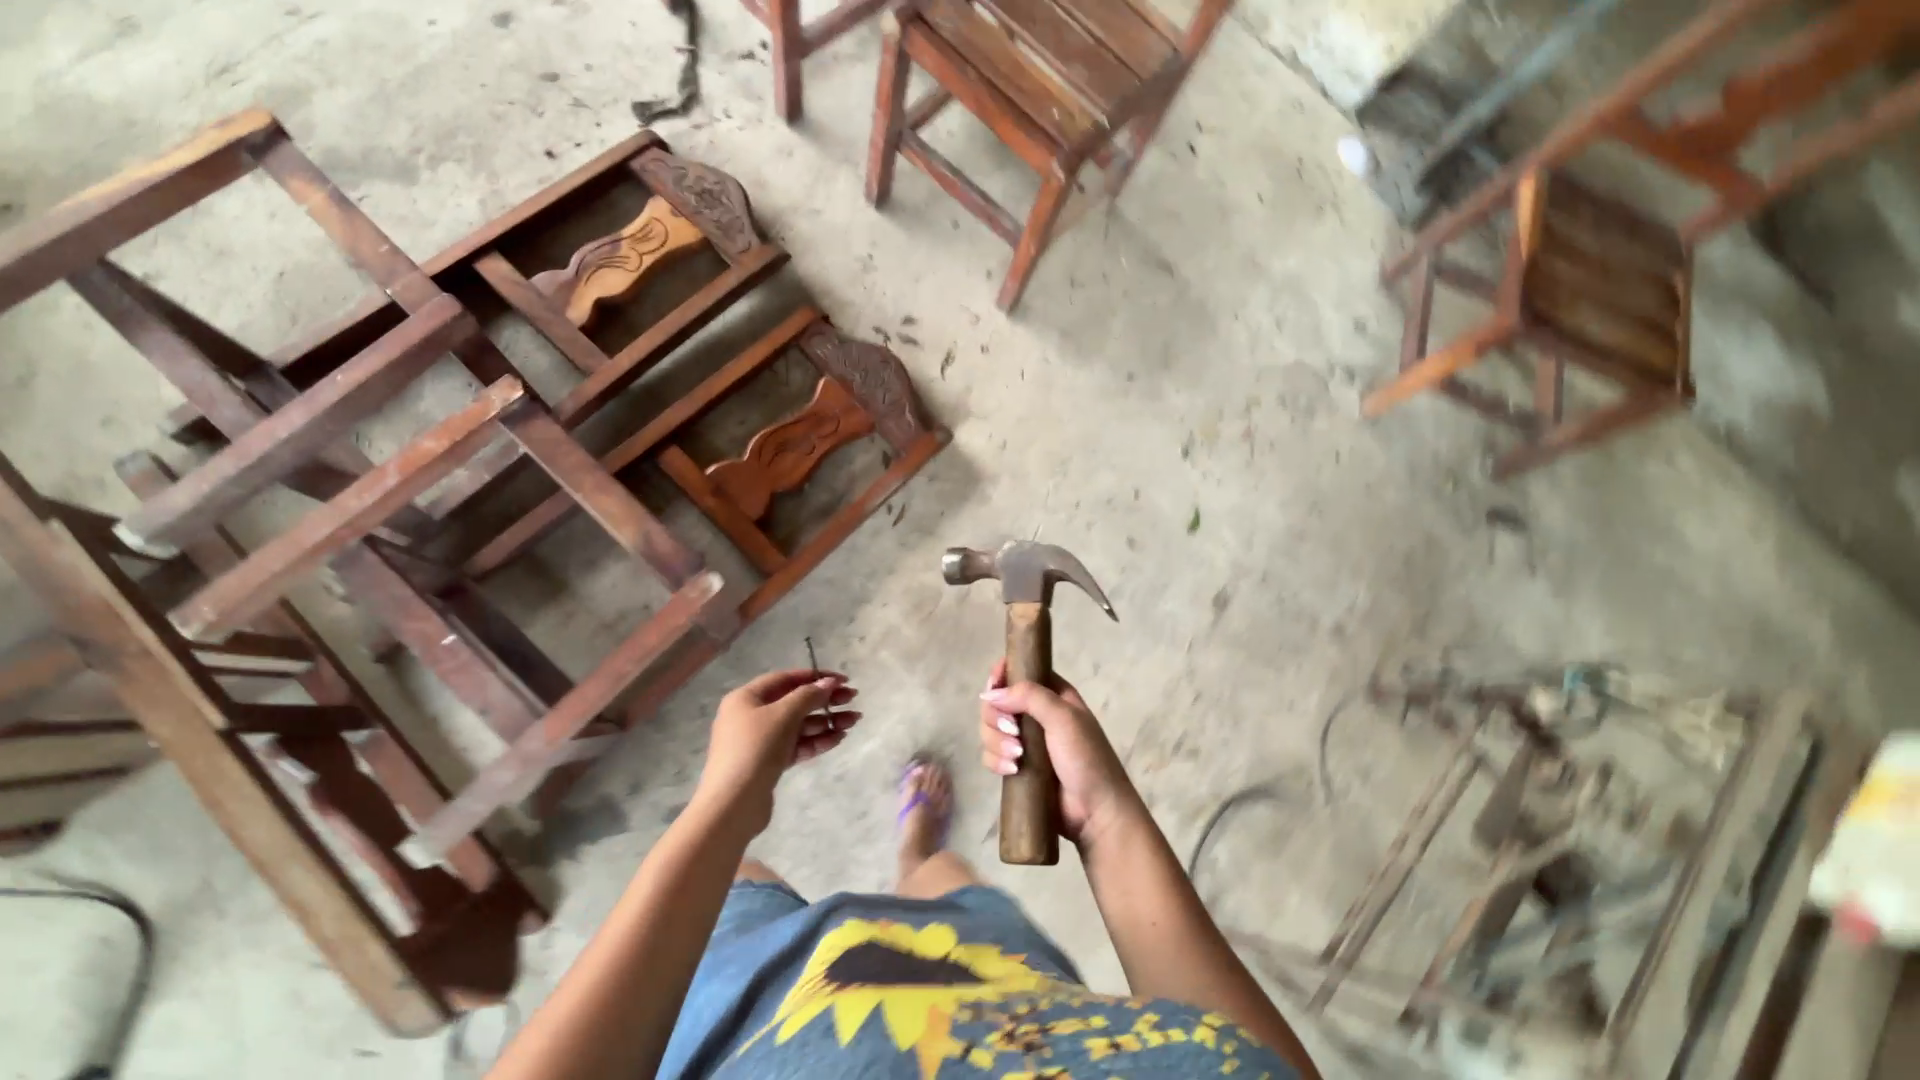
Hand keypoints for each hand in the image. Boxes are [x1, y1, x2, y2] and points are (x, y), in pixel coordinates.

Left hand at [696, 669, 860, 832]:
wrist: (733, 803)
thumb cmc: (755, 749)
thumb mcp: (783, 715)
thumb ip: (809, 696)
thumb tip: (829, 682)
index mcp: (746, 698)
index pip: (785, 679)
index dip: (815, 677)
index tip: (843, 680)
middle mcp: (750, 716)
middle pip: (793, 702)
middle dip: (824, 701)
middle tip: (853, 700)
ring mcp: (759, 741)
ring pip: (798, 726)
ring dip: (825, 722)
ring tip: (854, 722)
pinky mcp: (768, 763)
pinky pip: (795, 746)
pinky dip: (816, 741)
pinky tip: (838, 738)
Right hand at [977, 660, 1141, 847]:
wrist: (1095, 811)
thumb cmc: (1086, 758)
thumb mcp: (1064, 718)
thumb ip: (1029, 696)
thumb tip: (991, 693)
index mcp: (1053, 695)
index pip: (1020, 672)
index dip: (1003, 675)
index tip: (994, 684)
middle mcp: (1036, 714)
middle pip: (997, 701)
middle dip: (997, 716)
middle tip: (1013, 731)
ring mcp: (1024, 742)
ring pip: (990, 729)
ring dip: (997, 742)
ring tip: (1017, 757)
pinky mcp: (1015, 766)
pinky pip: (991, 755)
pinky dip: (996, 761)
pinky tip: (1012, 771)